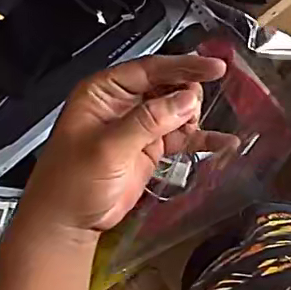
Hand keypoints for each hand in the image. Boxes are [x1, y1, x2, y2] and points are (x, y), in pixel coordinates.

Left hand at [21, 54, 231, 234]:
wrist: (67, 222)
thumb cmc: (70, 183)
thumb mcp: (107, 147)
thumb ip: (148, 121)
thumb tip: (185, 99)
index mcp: (104, 92)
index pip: (149, 69)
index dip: (183, 66)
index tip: (213, 67)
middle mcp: (123, 104)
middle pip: (168, 85)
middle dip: (187, 95)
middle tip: (191, 113)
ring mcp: (138, 126)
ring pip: (178, 109)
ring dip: (193, 117)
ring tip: (194, 131)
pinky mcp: (150, 149)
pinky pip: (182, 138)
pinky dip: (201, 139)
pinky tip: (223, 142)